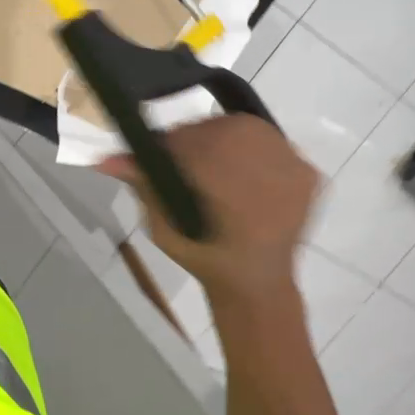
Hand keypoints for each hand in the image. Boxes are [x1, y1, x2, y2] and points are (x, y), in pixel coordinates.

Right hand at [96, 115, 318, 306]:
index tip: (156, 148)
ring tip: (205, 156)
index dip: (173, 142)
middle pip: (225, 129)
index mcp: (237, 196)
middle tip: (177, 152)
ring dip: (221, 137)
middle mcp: (275, 178)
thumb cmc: (204, 256)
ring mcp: (298, 173)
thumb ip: (143, 184)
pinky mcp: (310, 173)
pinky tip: (236, 164)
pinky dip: (249, 145)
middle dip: (196, 137)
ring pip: (248, 129)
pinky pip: (271, 141)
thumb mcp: (163, 226)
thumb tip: (104, 158)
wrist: (257, 284)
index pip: (199, 144)